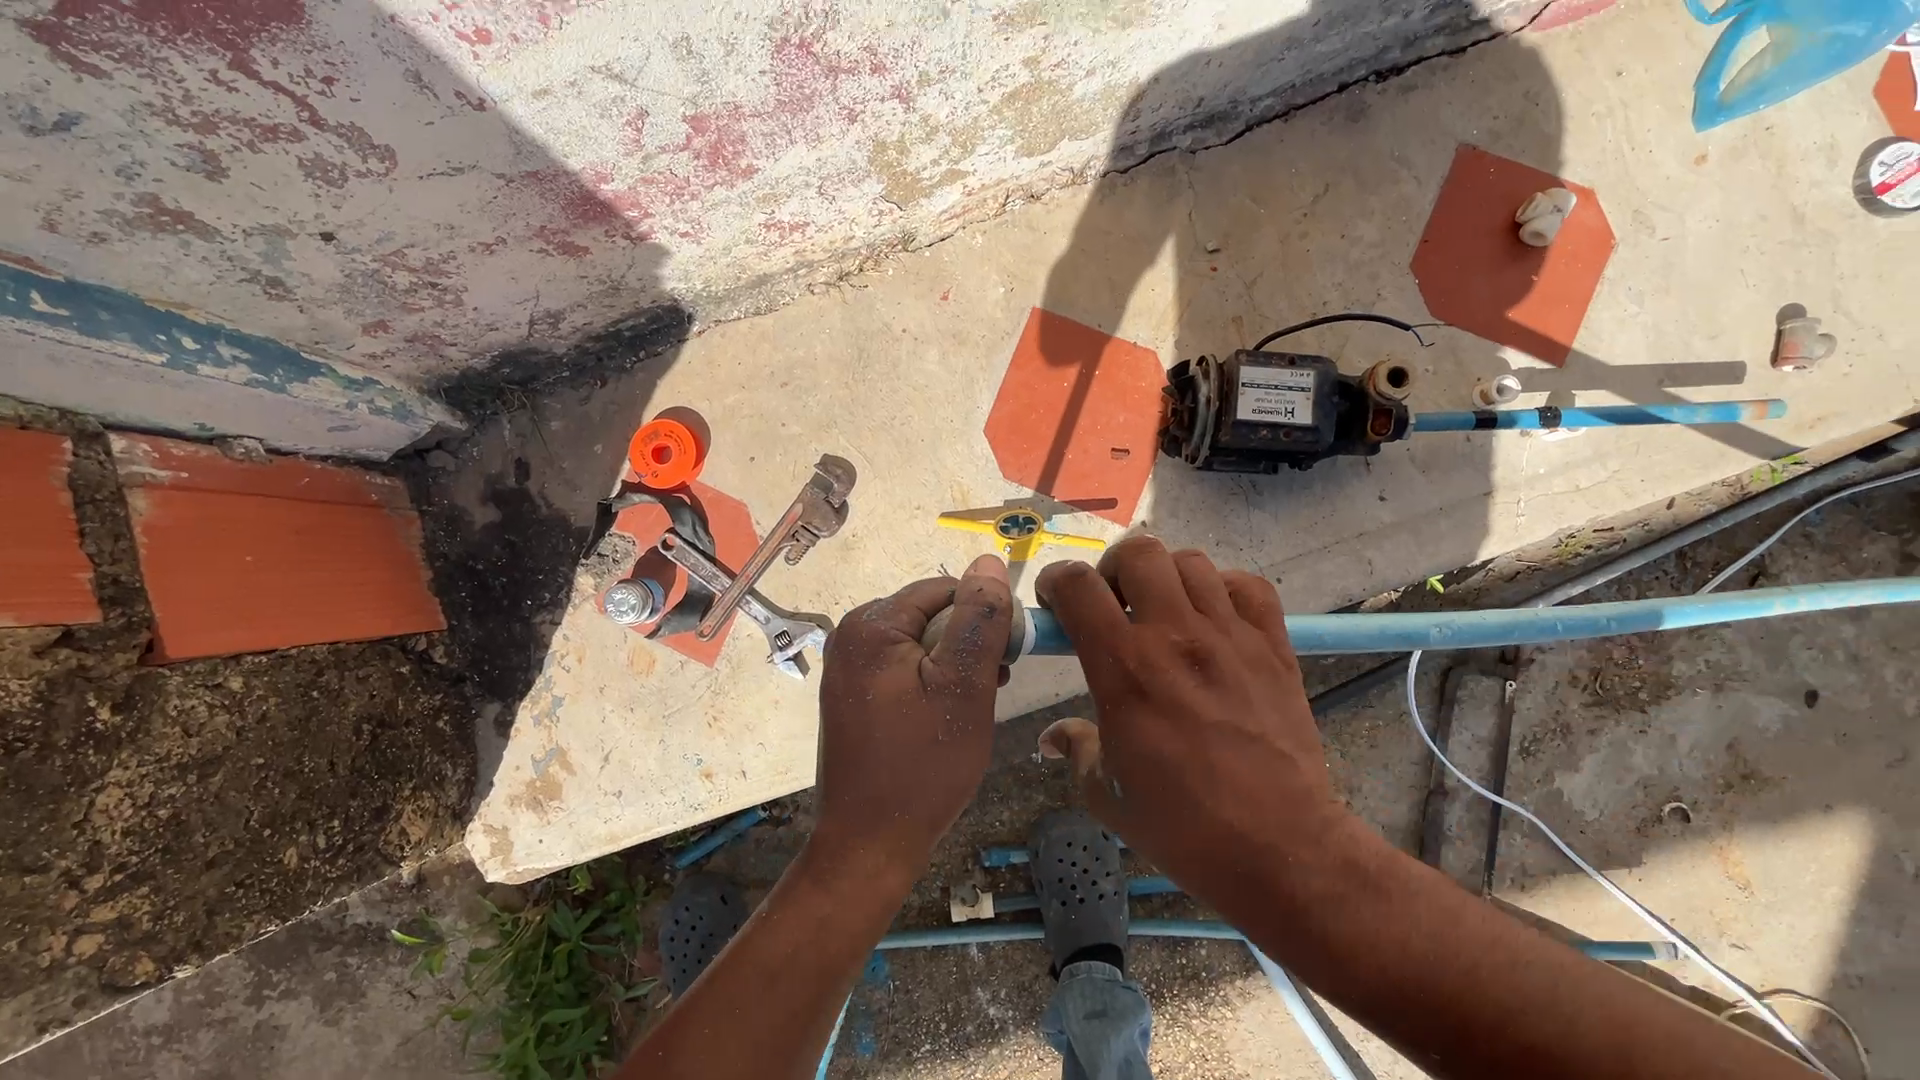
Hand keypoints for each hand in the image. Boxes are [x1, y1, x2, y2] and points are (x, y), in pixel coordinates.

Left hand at [811, 555, 1013, 878]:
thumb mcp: (964, 688)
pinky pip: (903, 670)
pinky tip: (950, 715)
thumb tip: (988, 562)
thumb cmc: (922, 766)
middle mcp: (850, 637)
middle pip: (929, 614)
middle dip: (969, 642)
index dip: (984, 615)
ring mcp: (847, 669)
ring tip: (976, 704)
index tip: (1009, 656)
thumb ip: (979, 620)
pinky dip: (932, 683)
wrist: (869, 843)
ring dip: (955, 665)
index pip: (944, 589)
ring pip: (920, 644)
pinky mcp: (852, 697)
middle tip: (994, 686)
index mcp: (871, 625)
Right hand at [1034, 535, 1357, 915]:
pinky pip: (1248, 586)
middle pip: (1139, 553)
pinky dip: (1224, 589)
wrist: (1277, 845)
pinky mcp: (1274, 647)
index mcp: (1123, 667)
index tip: (1056, 600)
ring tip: (1165, 611)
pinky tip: (1215, 617)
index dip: (1058, 582)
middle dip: (1114, 568)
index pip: (1079, 587)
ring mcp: (1230, 636)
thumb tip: (1050, 739)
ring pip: (1192, 562)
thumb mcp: (1105, 791)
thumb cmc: (1180, 824)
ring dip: (1166, 577)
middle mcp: (1174, 635)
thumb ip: (1075, 749)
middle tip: (1113, 603)